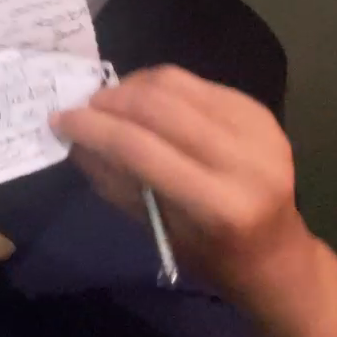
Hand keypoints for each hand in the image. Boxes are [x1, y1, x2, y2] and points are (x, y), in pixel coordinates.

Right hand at [53, 65, 318, 302]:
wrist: (277, 254)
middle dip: (107, 101)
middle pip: (156, 106)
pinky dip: (156, 87)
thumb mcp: (150, 225)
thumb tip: (72, 133)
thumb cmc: (205, 250)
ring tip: (112, 103)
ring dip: (129, 87)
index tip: (59, 119)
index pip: (139, 148)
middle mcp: (246, 163)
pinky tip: (147, 103)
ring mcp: (259, 132)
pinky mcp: (259, 113)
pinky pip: (192, 82)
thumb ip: (110, 175)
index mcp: (219, 204)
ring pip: (172, 83)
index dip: (92, 127)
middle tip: (84, 108)